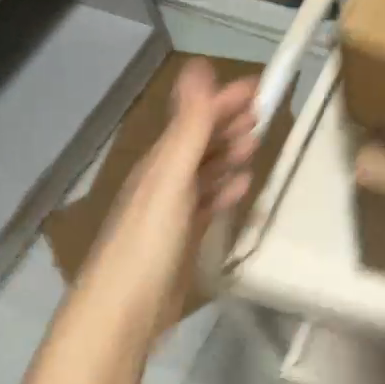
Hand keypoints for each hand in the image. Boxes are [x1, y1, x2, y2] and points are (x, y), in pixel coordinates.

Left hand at [79, 59, 259, 332]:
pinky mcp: (181, 241)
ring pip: (205, 172)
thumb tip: (198, 68)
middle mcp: (163, 182)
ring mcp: (171, 213)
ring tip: (255, 146)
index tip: (260, 85)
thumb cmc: (148, 242)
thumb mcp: (171, 177)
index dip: (224, 99)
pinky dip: (224, 190)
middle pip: (199, 142)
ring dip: (228, 154)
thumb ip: (189, 126)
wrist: (121, 316)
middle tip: (263, 113)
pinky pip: (207, 203)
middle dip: (227, 124)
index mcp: (159, 163)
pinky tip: (240, 190)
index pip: (195, 118)